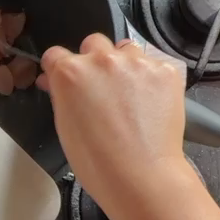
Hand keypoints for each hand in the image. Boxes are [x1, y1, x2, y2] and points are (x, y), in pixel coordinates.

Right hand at [39, 34, 201, 219]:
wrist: (140, 176)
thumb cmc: (97, 162)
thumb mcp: (64, 128)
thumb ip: (60, 96)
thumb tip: (55, 81)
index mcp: (70, 73)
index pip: (56, 54)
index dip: (58, 68)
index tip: (64, 79)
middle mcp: (102, 59)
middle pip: (93, 44)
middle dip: (93, 62)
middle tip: (100, 90)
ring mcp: (136, 62)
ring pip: (126, 50)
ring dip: (123, 66)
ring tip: (128, 97)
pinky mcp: (165, 70)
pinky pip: (154, 65)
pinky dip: (150, 80)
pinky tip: (149, 104)